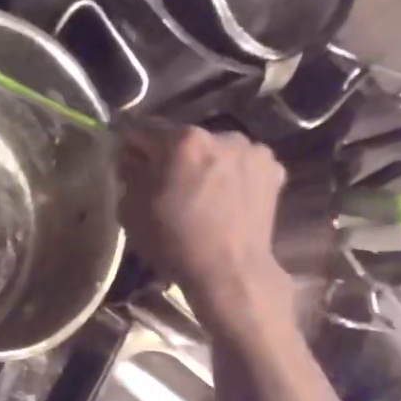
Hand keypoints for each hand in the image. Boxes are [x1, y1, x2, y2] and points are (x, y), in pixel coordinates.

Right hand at [119, 126, 286, 323]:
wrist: (229, 270)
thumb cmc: (173, 241)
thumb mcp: (132, 211)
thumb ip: (129, 174)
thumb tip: (132, 158)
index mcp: (182, 140)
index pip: (144, 129)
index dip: (131, 147)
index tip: (126, 165)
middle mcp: (221, 133)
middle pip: (183, 140)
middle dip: (170, 158)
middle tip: (164, 188)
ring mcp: (252, 149)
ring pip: (214, 150)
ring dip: (203, 165)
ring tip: (199, 196)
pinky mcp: (273, 168)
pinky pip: (240, 164)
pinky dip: (229, 175)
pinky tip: (224, 201)